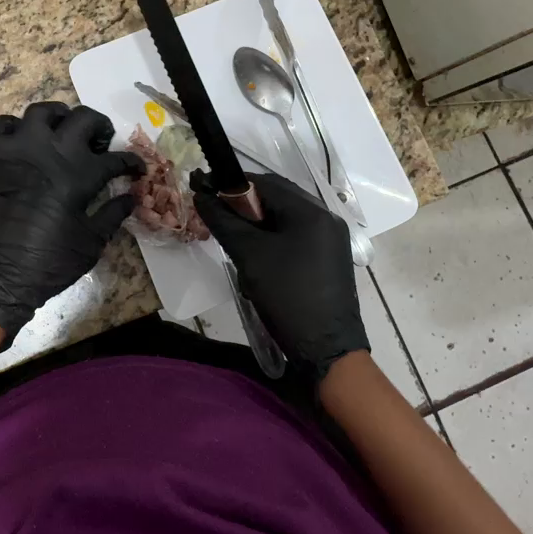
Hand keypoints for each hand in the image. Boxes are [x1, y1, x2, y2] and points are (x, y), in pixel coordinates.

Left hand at [0, 102, 143, 348]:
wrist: (2, 273)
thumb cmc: (51, 260)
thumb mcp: (92, 241)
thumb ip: (114, 214)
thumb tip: (131, 198)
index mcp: (80, 173)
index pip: (116, 158)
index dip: (132, 163)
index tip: (137, 168)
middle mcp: (52, 151)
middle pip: (83, 118)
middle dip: (99, 127)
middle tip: (100, 144)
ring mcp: (21, 149)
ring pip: (42, 111)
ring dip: (58, 118)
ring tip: (63, 133)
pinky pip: (2, 125)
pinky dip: (13, 128)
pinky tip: (24, 141)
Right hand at [194, 171, 366, 376]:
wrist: (328, 351)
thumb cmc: (287, 298)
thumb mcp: (250, 257)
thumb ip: (224, 222)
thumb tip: (201, 195)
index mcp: (311, 211)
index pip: (264, 182)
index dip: (231, 185)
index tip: (205, 190)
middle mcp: (326, 218)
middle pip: (278, 197)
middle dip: (244, 204)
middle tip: (216, 214)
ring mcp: (332, 239)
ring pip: (286, 217)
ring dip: (258, 222)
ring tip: (234, 237)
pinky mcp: (330, 258)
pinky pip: (296, 235)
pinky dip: (274, 237)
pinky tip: (257, 255)